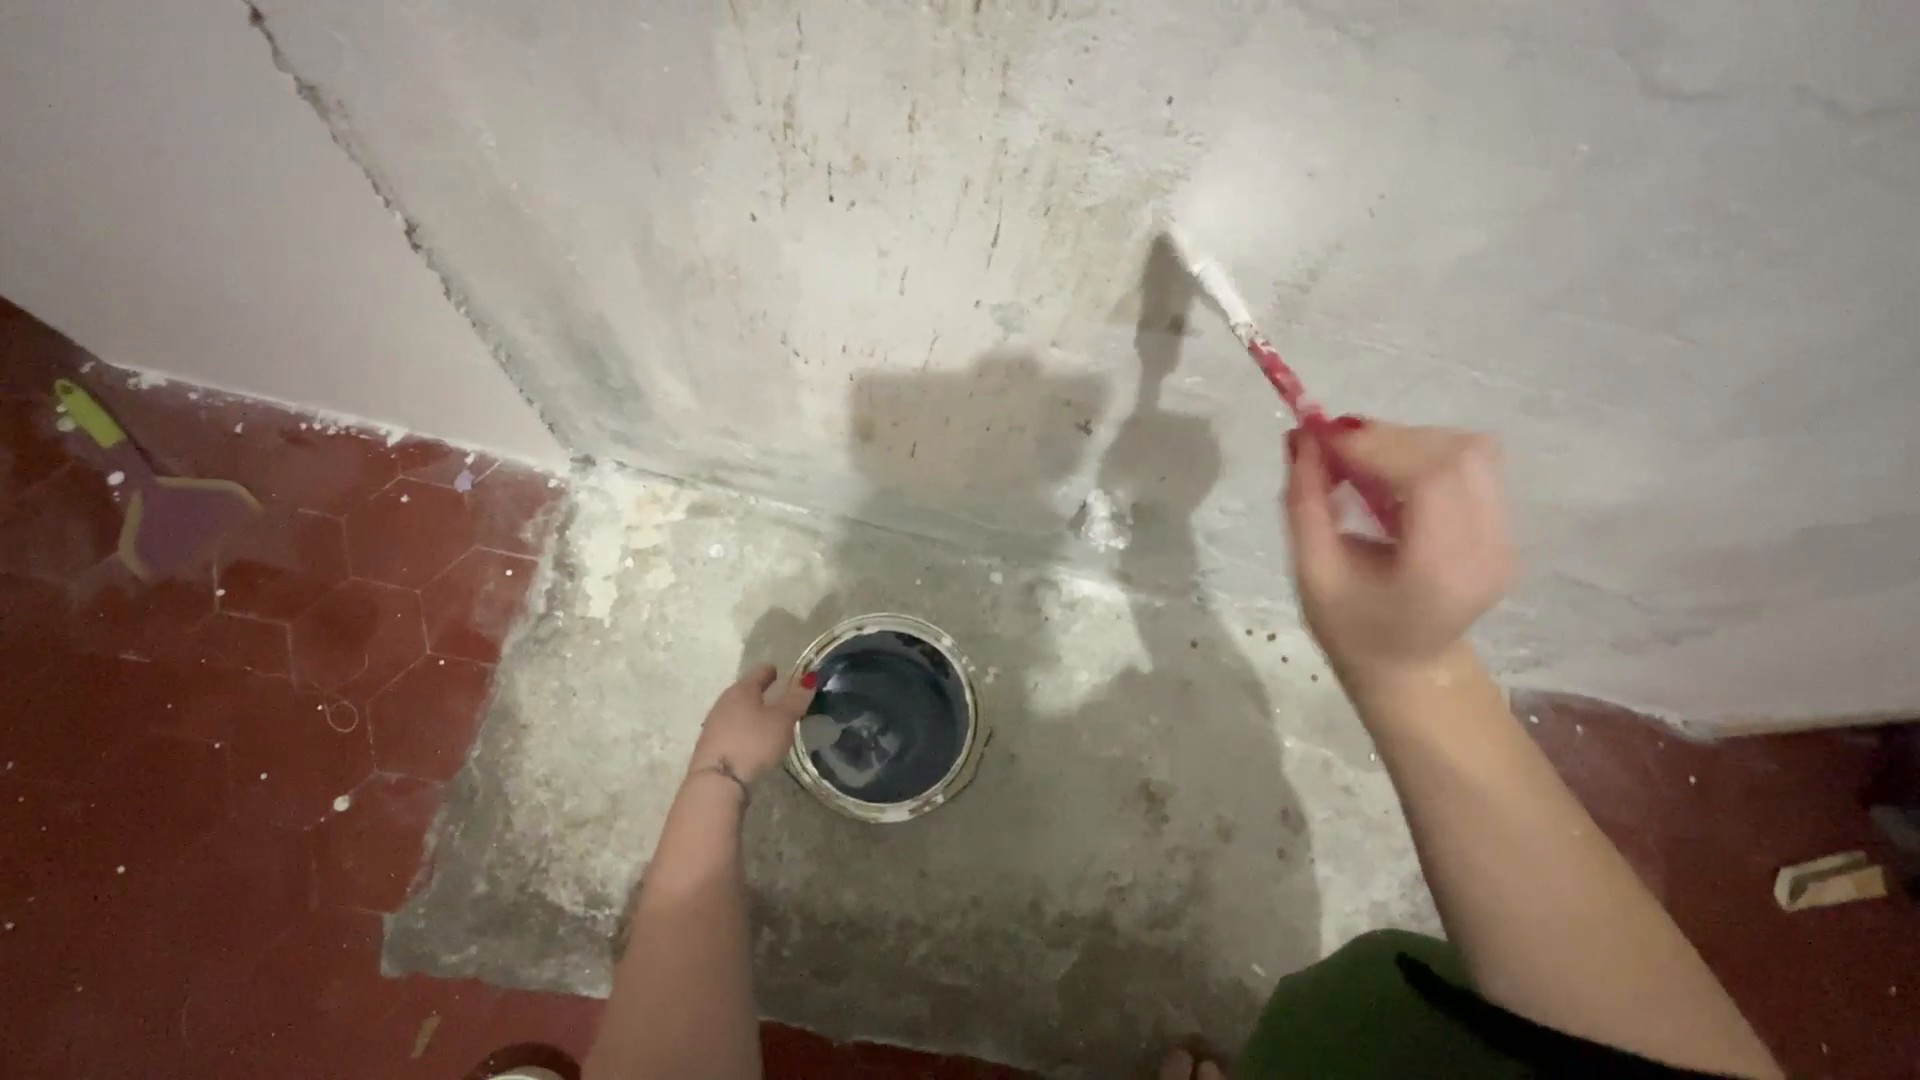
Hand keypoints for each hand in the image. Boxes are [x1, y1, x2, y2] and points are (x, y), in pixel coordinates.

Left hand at [687, 665, 816, 787]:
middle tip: (778, 697)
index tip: (780, 672)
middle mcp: (724, 701)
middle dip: (760, 692)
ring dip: (750, 712)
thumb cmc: (754, 743)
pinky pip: (730, 728)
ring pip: (736, 710)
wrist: (717, 781)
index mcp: (742, 689)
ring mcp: (714, 723)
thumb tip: (809, 676)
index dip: (772, 671)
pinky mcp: (710, 744)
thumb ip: (796, 698)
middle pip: (745, 690)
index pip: (760, 672)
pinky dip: (742, 729)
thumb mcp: (783, 720)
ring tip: (766, 720)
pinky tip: (750, 739)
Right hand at [1284, 420, 1513, 690]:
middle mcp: (1488, 547)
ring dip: (1408, 443)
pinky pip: (1472, 465)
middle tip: (1334, 449)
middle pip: (1457, 453)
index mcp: (1441, 569)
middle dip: (1389, 438)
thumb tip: (1301, 437)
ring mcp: (1505, 536)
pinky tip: (1389, 477)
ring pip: (1470, 450)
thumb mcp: (1312, 573)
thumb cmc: (1351, 629)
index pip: (1430, 476)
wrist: (1409, 667)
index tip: (1321, 436)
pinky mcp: (1504, 525)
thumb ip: (1305, 504)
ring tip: (1361, 464)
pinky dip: (1424, 456)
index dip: (1377, 443)